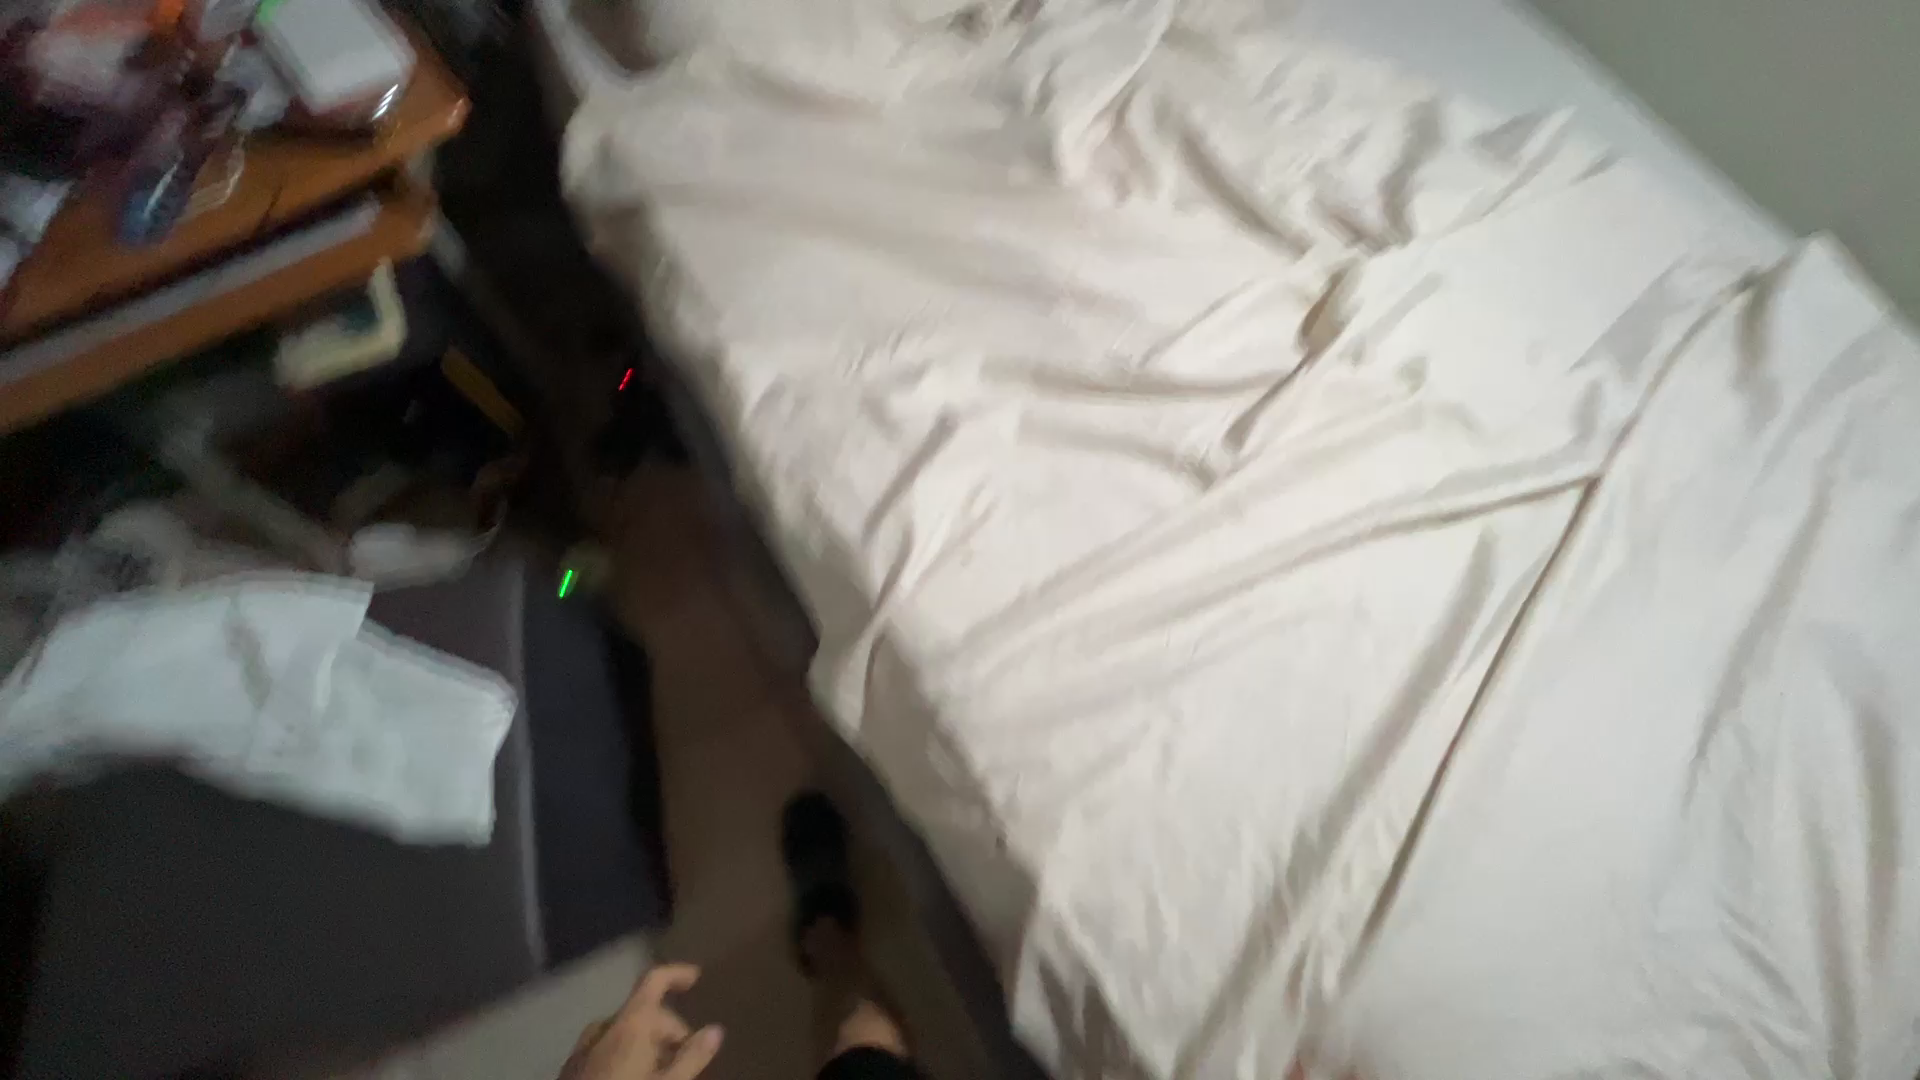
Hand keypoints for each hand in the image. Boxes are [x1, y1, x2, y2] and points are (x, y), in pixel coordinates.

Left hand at [559, 964, 724, 1079]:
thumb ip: (692, 1057)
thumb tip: (716, 1030)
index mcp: (629, 1023)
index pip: (654, 979)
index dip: (677, 973)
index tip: (696, 978)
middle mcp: (603, 1028)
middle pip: (643, 1012)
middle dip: (668, 1030)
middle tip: (684, 1059)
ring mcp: (580, 1051)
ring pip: (622, 1033)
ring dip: (645, 1045)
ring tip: (660, 1071)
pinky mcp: (568, 1073)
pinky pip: (603, 1051)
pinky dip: (623, 1056)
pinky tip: (631, 1078)